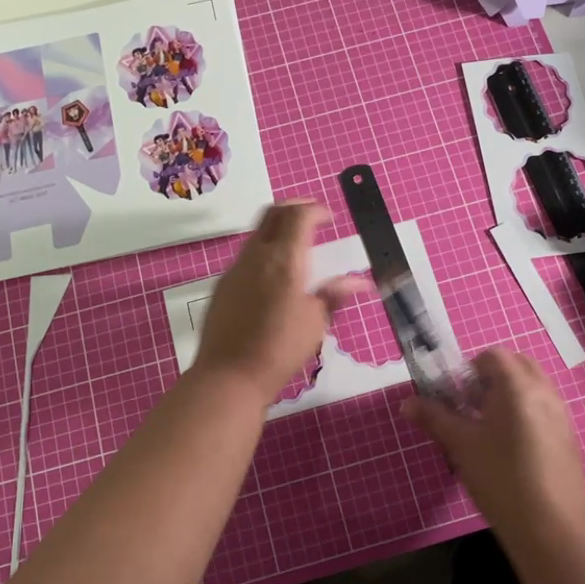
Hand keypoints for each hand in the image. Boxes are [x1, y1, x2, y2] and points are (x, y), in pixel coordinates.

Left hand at [194, 201, 368, 399]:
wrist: (229, 375)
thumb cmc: (280, 349)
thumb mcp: (315, 322)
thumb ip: (334, 294)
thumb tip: (362, 281)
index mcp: (284, 258)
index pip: (299, 215)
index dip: (315, 209)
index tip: (328, 218)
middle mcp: (257, 255)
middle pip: (273, 213)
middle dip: (294, 209)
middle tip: (311, 220)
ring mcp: (235, 268)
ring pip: (257, 233)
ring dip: (277, 230)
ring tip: (295, 250)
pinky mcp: (222, 285)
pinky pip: (246, 256)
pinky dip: (263, 252)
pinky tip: (273, 278)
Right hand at [402, 348, 584, 540]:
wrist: (553, 533)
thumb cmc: (502, 480)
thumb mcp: (461, 446)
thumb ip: (434, 418)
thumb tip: (407, 403)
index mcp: (518, 386)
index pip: (493, 356)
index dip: (469, 369)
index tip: (456, 397)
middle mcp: (545, 393)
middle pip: (517, 366)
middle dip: (492, 378)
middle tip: (472, 407)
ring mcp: (562, 417)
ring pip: (533, 389)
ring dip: (509, 396)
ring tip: (489, 431)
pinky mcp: (569, 441)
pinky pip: (544, 411)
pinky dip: (525, 415)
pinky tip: (510, 451)